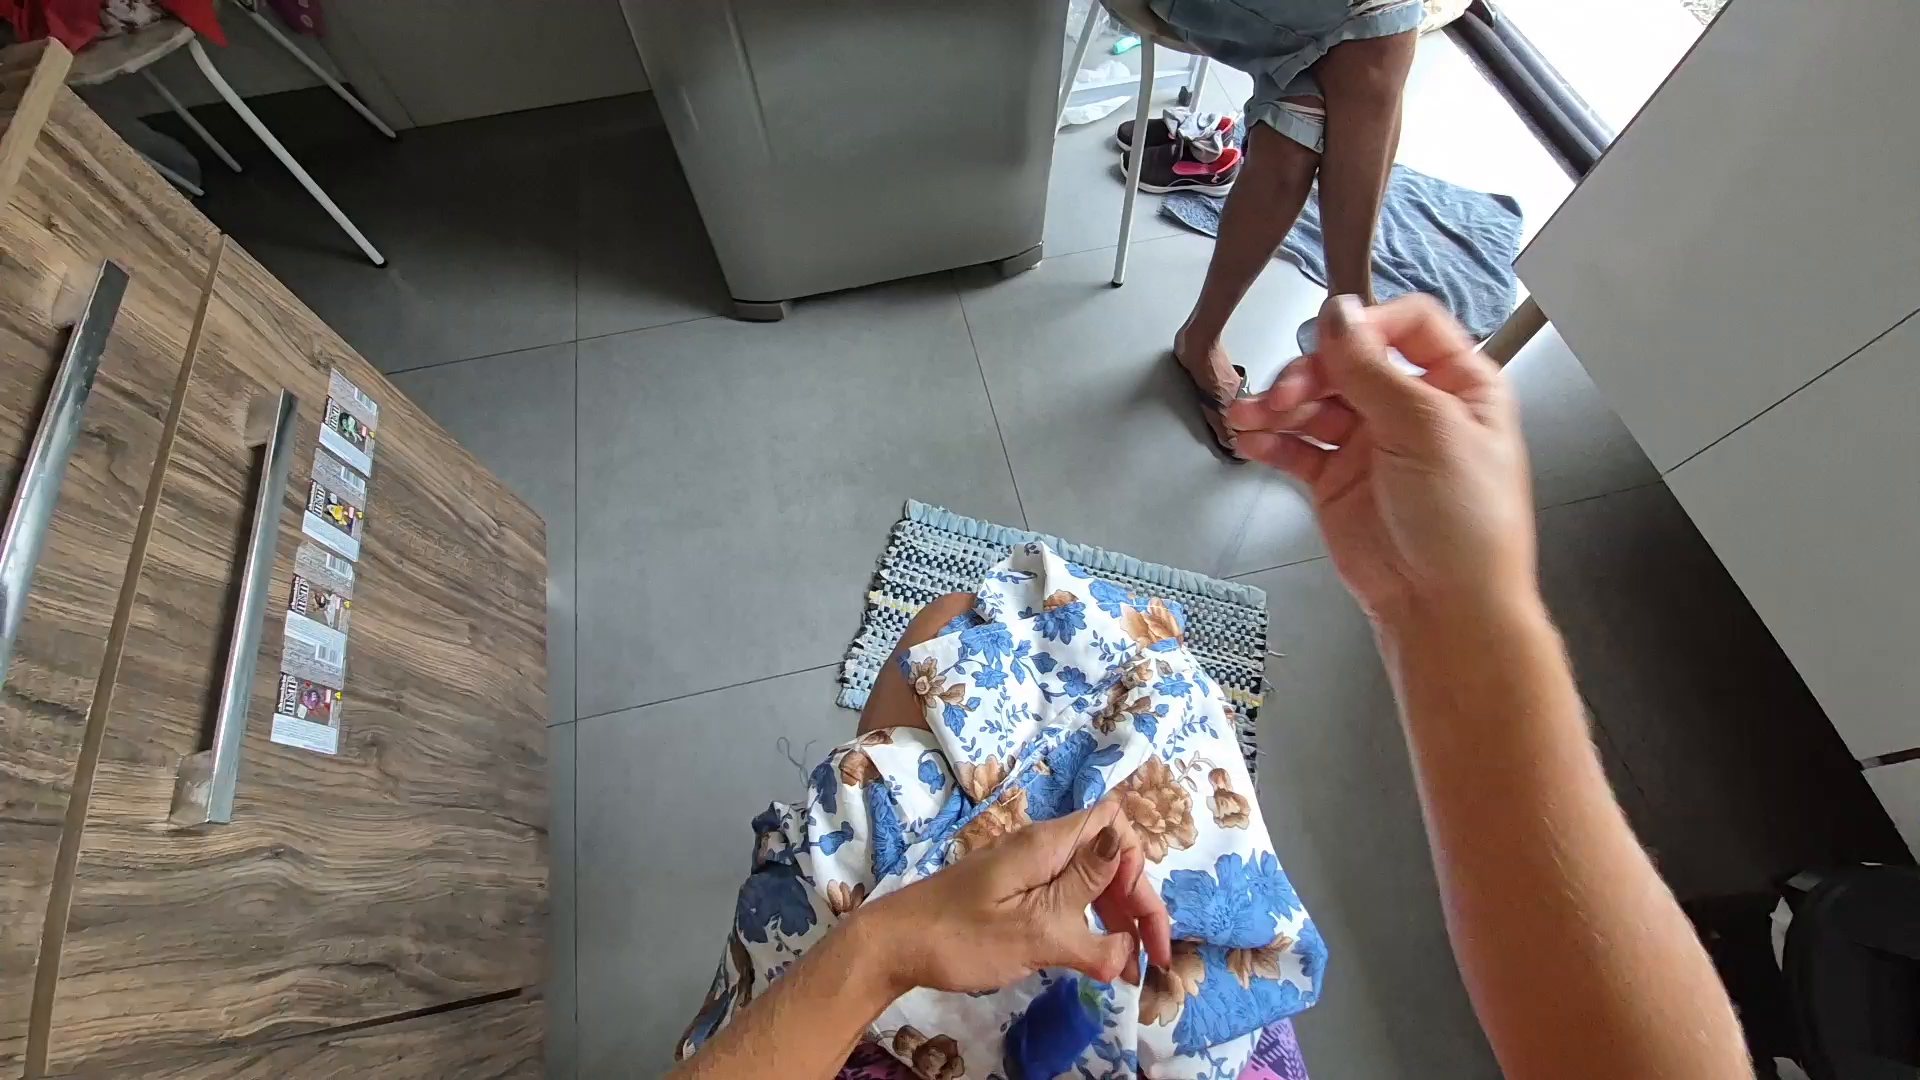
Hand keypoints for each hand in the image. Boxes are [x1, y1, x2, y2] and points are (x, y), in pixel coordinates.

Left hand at [855, 796, 1173, 994]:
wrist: (899, 943)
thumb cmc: (963, 936)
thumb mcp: (1033, 926)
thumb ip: (1083, 892)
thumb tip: (1126, 852)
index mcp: (1047, 845)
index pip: (1111, 825)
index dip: (1134, 865)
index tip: (1137, 918)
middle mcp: (1043, 848)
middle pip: (1107, 856)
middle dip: (1138, 899)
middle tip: (1153, 957)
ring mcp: (1030, 869)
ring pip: (1091, 879)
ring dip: (1118, 917)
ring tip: (1133, 968)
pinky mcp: (1019, 892)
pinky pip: (1067, 897)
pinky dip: (1090, 924)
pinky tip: (1101, 960)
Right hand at [1230, 294, 1535, 624]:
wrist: (1438, 601)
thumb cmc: (1464, 522)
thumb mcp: (1426, 430)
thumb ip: (1373, 370)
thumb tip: (1337, 314)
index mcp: (1455, 384)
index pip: (1405, 326)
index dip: (1363, 326)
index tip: (1324, 340)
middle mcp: (1409, 407)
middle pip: (1346, 364)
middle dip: (1307, 376)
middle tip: (1282, 397)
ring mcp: (1368, 443)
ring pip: (1312, 405)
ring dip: (1276, 408)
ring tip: (1247, 419)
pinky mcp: (1334, 478)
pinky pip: (1295, 448)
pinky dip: (1270, 443)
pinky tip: (1252, 443)